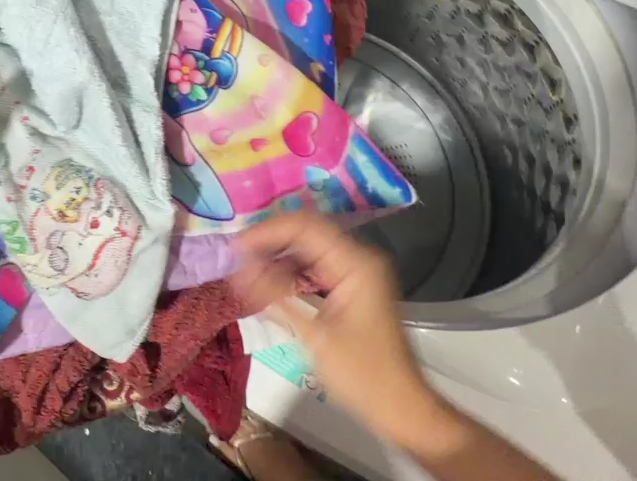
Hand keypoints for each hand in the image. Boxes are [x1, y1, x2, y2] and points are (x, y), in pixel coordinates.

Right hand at [232, 212, 442, 440]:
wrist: (401, 408)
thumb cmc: (363, 375)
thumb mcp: (314, 335)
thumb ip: (275, 295)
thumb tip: (238, 268)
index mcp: (355, 263)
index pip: (304, 228)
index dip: (267, 232)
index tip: (235, 246)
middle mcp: (357, 258)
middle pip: (305, 233)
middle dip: (269, 242)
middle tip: (235, 255)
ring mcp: (355, 271)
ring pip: (308, 248)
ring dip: (277, 256)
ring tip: (244, 268)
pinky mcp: (349, 286)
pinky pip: (314, 266)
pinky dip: (290, 271)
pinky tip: (267, 282)